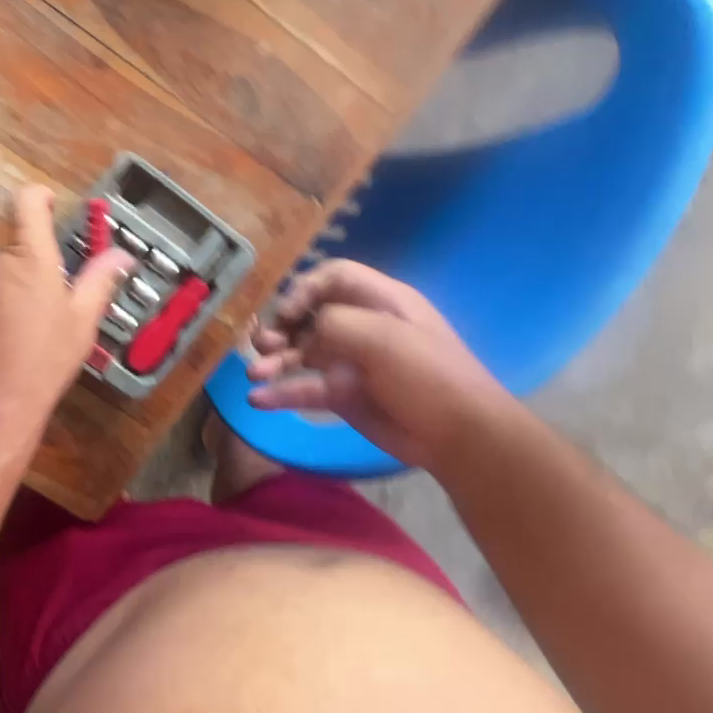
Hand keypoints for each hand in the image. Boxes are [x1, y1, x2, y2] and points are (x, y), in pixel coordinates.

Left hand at [0, 185, 134, 442]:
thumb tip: (122, 253)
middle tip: (44, 315)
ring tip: (18, 340)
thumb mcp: (83, 323)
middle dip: (28, 277)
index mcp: (32, 260)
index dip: (38, 198)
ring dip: (4, 301)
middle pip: (14, 258)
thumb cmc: (47, 361)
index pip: (28, 204)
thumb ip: (99, 281)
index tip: (46, 203)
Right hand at [245, 260, 517, 471]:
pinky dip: (280, 393)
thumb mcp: (385, 339)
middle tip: (264, 347)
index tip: (287, 314)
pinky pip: (303, 389)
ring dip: (274, 361)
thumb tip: (304, 331)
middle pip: (308, 315)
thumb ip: (336, 324)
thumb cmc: (429, 376)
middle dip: (281, 327)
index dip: (304, 289)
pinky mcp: (341, 395)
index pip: (333, 278)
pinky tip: (258, 400)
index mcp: (380, 302)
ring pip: (300, 353)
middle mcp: (361, 327)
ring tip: (255, 374)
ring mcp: (349, 362)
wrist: (456, 434)